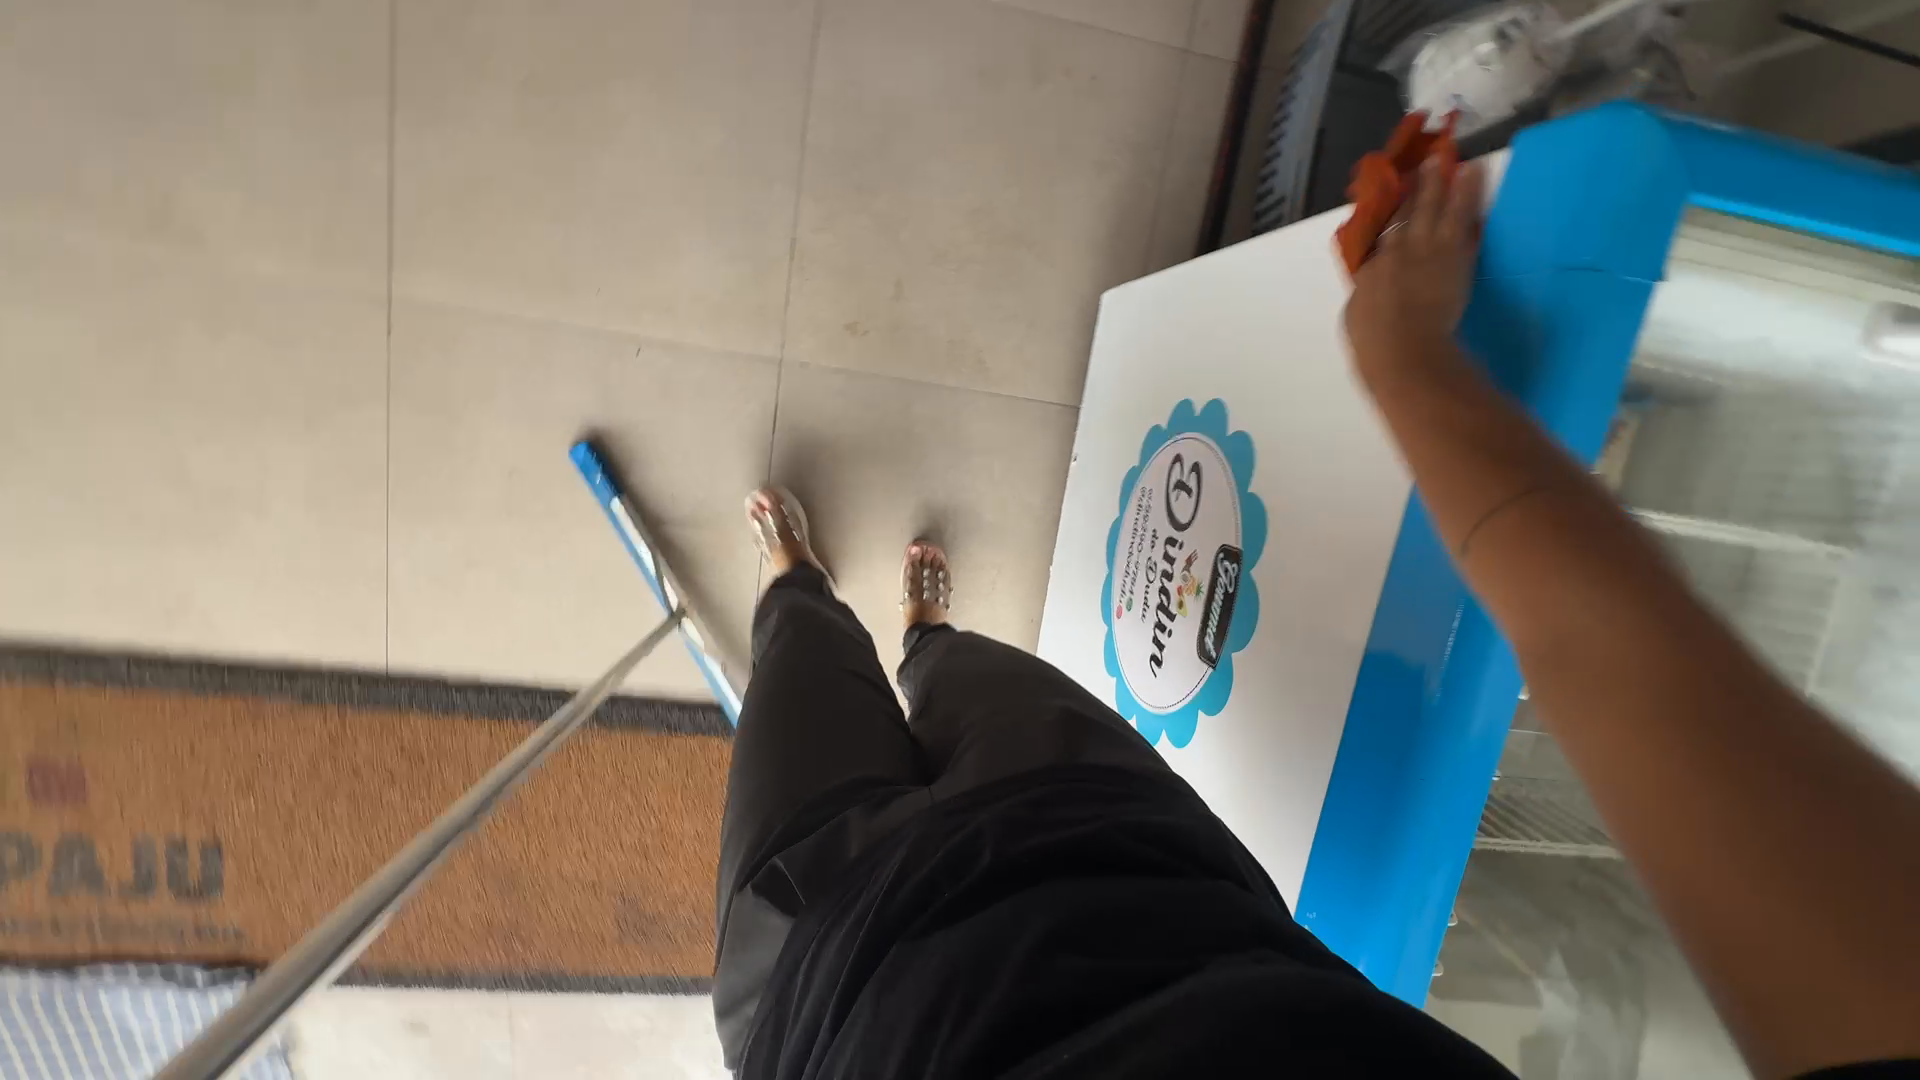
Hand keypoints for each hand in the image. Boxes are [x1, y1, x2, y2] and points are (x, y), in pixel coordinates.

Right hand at [1343, 157, 1484, 368]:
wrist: (1405, 349)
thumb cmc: (1372, 339)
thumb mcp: (1356, 309)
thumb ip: (1366, 287)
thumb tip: (1372, 277)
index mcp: (1372, 264)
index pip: (1381, 229)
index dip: (1390, 206)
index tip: (1396, 189)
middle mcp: (1400, 249)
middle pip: (1411, 210)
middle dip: (1421, 185)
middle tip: (1431, 161)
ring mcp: (1431, 251)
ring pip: (1442, 209)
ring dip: (1452, 184)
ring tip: (1461, 164)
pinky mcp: (1458, 259)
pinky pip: (1466, 224)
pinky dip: (1471, 202)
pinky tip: (1475, 184)